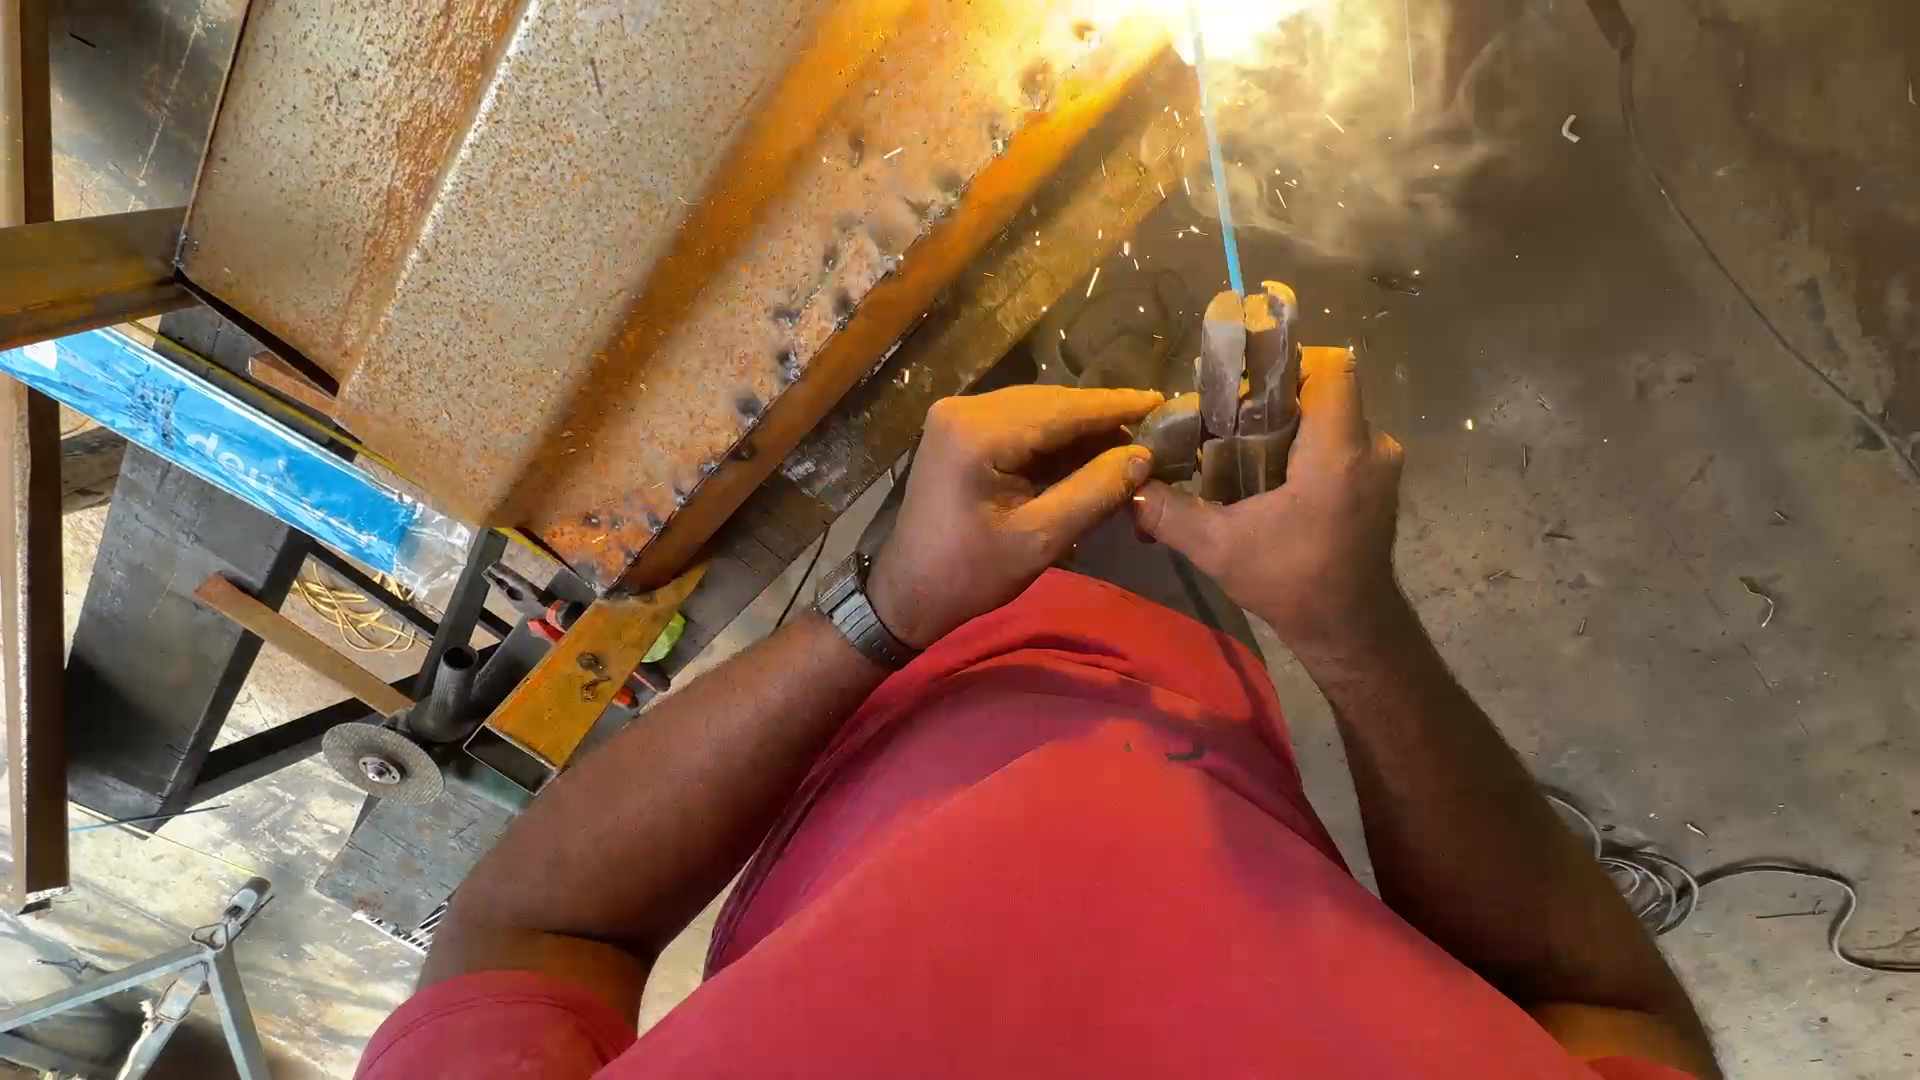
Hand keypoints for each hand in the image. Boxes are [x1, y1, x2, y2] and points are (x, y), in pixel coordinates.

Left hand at [868, 385, 1163, 647]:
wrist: (907, 592)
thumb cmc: (970, 574)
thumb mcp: (1040, 539)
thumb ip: (1094, 492)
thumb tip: (1143, 456)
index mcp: (978, 432)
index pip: (1062, 409)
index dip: (1115, 407)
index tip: (1162, 401)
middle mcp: (963, 409)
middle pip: (1048, 403)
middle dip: (1099, 418)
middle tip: (1151, 431)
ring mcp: (955, 416)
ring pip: (1034, 410)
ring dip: (1076, 428)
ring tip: (1125, 444)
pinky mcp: (955, 430)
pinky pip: (1015, 423)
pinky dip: (1050, 438)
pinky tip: (1082, 452)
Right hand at [1131, 346, 1406, 659]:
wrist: (1348, 629)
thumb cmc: (1292, 583)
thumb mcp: (1217, 548)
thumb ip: (1167, 513)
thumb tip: (1125, 487)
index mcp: (1339, 452)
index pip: (1329, 367)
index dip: (1286, 362)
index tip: (1242, 386)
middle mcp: (1371, 447)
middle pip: (1322, 391)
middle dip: (1272, 398)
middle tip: (1225, 423)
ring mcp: (1378, 464)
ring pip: (1329, 416)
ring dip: (1285, 425)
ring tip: (1240, 452)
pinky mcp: (1375, 482)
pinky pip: (1338, 441)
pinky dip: (1303, 447)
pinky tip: (1267, 478)